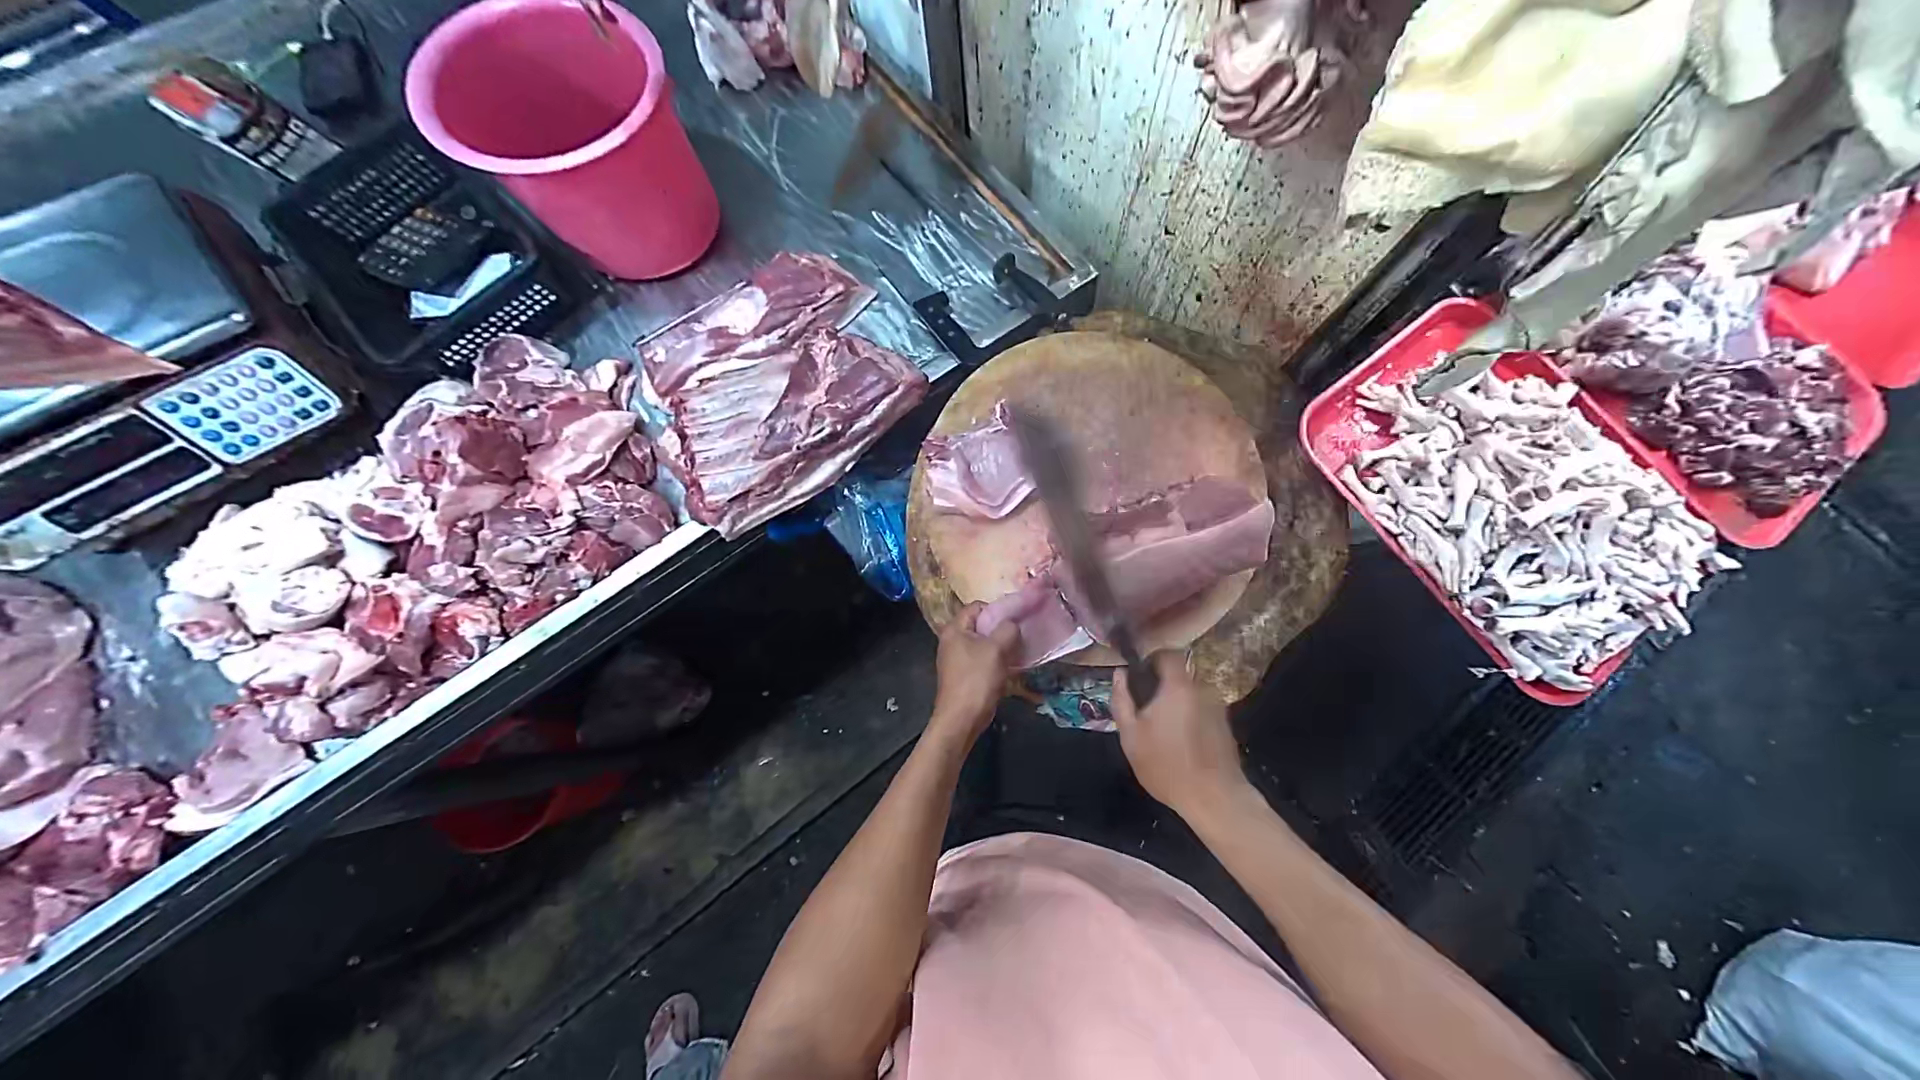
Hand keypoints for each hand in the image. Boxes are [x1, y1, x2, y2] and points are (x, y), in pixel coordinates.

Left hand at [928, 603, 1018, 747]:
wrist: (962, 719)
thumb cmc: (976, 679)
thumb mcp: (996, 649)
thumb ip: (1008, 629)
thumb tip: (1013, 624)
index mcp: (954, 629)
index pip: (977, 606)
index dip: (997, 610)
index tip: (1015, 620)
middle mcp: (952, 641)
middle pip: (981, 626)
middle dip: (1001, 630)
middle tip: (1020, 636)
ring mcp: (957, 659)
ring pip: (984, 644)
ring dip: (1002, 648)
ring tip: (1019, 652)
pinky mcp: (965, 675)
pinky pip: (983, 661)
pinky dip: (997, 662)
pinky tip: (1011, 669)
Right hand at [1113, 651, 1249, 817]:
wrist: (1215, 798)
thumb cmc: (1166, 765)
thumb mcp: (1131, 735)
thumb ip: (1122, 699)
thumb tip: (1119, 674)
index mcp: (1178, 686)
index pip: (1166, 653)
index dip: (1150, 660)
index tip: (1136, 677)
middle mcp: (1202, 689)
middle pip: (1177, 676)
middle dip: (1159, 687)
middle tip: (1143, 711)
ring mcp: (1217, 707)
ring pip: (1189, 695)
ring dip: (1174, 705)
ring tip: (1160, 732)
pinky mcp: (1225, 725)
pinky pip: (1200, 710)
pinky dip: (1188, 719)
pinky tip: (1179, 744)